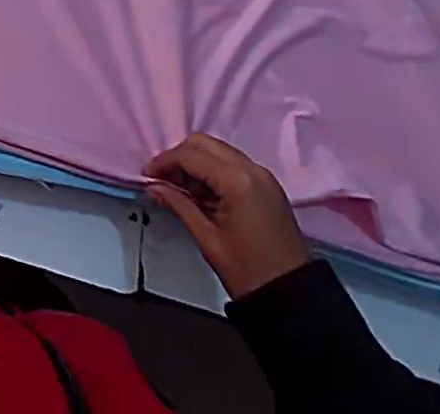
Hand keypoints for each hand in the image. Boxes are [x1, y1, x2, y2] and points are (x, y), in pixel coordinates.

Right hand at [144, 134, 311, 298]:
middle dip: (179, 157)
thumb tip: (153, 186)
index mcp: (237, 180)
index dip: (164, 162)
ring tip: (178, 189)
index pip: (191, 155)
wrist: (293, 296)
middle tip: (161, 180)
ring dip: (195, 163)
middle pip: (205, 143)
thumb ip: (178, 204)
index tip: (146, 176)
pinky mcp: (266, 184)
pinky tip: (200, 192)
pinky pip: (232, 163)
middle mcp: (251, 168)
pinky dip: (212, 170)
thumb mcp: (207, 238)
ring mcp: (262, 174)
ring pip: (218, 151)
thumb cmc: (247, 271)